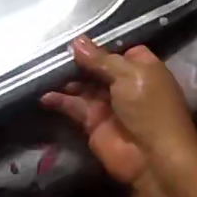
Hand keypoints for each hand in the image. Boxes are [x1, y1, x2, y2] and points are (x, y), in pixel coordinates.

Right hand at [40, 37, 196, 185]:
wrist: (153, 160)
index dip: (99, 44)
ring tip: (43, 69)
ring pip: (82, 85)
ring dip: (65, 78)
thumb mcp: (128, 74)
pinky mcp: (92, 122)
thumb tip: (77, 41)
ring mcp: (108, 103)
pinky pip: (73, 106)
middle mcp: (124, 84)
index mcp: (142, 68)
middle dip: (77, 60)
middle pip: (96, 67)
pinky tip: (44, 94)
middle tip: (51, 50)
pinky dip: (59, 100)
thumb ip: (100, 59)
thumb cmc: (149, 108)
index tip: (75, 36)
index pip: (118, 50)